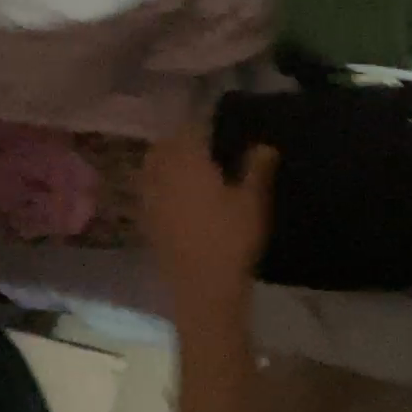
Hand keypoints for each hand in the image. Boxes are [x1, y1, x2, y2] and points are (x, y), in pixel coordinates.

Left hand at [141, 123, 278, 297]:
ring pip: (153, 166)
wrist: (203, 287)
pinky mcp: (146, 220)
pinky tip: (180, 197)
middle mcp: (161, 172)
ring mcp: (149, 197)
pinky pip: (150, 190)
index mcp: (187, 160)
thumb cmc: (232, 238)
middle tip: (208, 146)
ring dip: (169, 161)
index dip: (208, 124)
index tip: (224, 126)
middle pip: (166, 144)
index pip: (193, 128)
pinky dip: (162, 186)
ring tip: (192, 169)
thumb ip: (258, 168)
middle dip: (184, 140)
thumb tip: (265, 144)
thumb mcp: (254, 201)